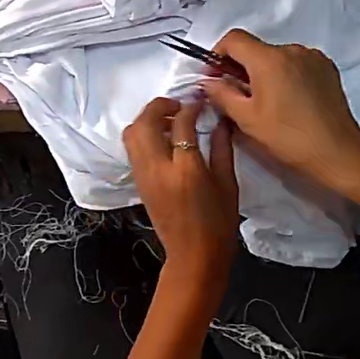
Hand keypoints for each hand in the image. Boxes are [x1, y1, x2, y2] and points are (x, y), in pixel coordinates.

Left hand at [122, 96, 238, 277]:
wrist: (193, 255)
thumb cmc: (218, 222)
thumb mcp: (227, 184)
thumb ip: (221, 148)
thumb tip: (220, 120)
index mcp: (186, 169)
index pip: (182, 123)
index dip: (191, 107)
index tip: (201, 103)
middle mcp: (158, 168)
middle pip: (145, 122)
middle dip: (159, 106)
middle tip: (178, 106)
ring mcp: (144, 175)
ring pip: (132, 134)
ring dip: (147, 119)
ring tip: (169, 121)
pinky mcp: (138, 183)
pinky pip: (133, 149)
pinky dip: (142, 135)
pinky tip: (162, 139)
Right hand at [199, 29, 359, 188]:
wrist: (336, 151)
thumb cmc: (287, 137)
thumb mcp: (246, 118)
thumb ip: (221, 94)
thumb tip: (208, 81)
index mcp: (269, 59)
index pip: (234, 39)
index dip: (217, 55)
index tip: (214, 76)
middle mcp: (292, 50)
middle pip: (256, 49)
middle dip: (240, 68)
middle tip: (234, 96)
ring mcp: (312, 57)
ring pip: (276, 57)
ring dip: (263, 73)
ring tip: (263, 102)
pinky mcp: (326, 68)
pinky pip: (296, 64)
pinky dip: (284, 75)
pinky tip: (285, 101)